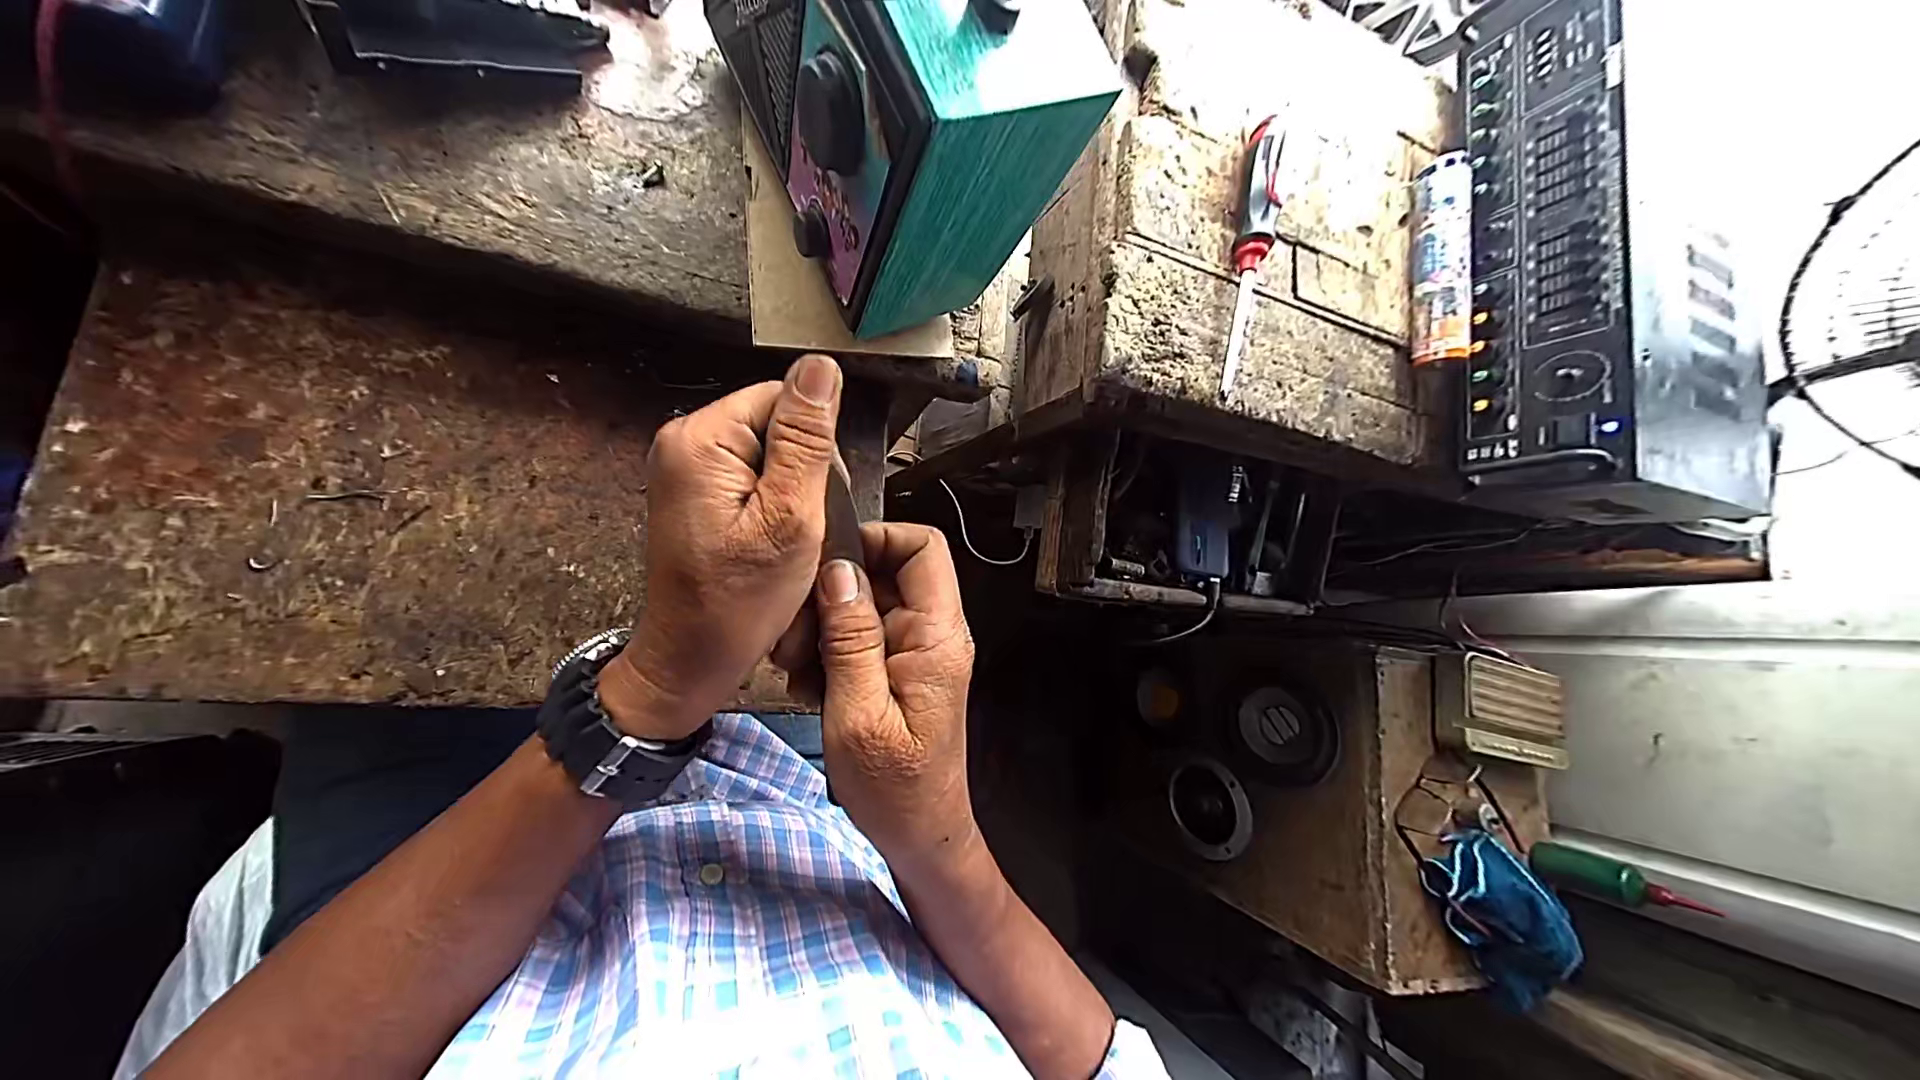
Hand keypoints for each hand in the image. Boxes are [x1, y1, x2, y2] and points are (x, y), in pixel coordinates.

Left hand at [598, 354, 842, 740]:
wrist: (692, 656)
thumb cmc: (736, 602)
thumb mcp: (789, 517)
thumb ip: (806, 439)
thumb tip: (821, 369)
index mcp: (700, 440)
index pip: (786, 398)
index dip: (816, 449)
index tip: (810, 500)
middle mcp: (685, 444)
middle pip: (779, 424)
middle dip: (804, 473)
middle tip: (796, 528)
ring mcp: (688, 468)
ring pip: (774, 454)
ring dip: (792, 494)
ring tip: (781, 539)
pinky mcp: (699, 492)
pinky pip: (757, 478)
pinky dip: (775, 506)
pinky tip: (770, 539)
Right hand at [808, 523, 978, 878]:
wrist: (918, 835)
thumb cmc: (896, 789)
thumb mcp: (859, 713)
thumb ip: (851, 638)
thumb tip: (839, 571)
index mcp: (936, 636)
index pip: (922, 548)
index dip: (876, 540)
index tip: (826, 566)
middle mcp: (931, 634)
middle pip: (884, 574)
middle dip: (833, 595)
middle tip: (796, 639)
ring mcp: (913, 652)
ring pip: (863, 605)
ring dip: (823, 628)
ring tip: (799, 669)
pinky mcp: (896, 670)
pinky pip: (859, 637)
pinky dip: (828, 651)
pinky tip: (812, 685)